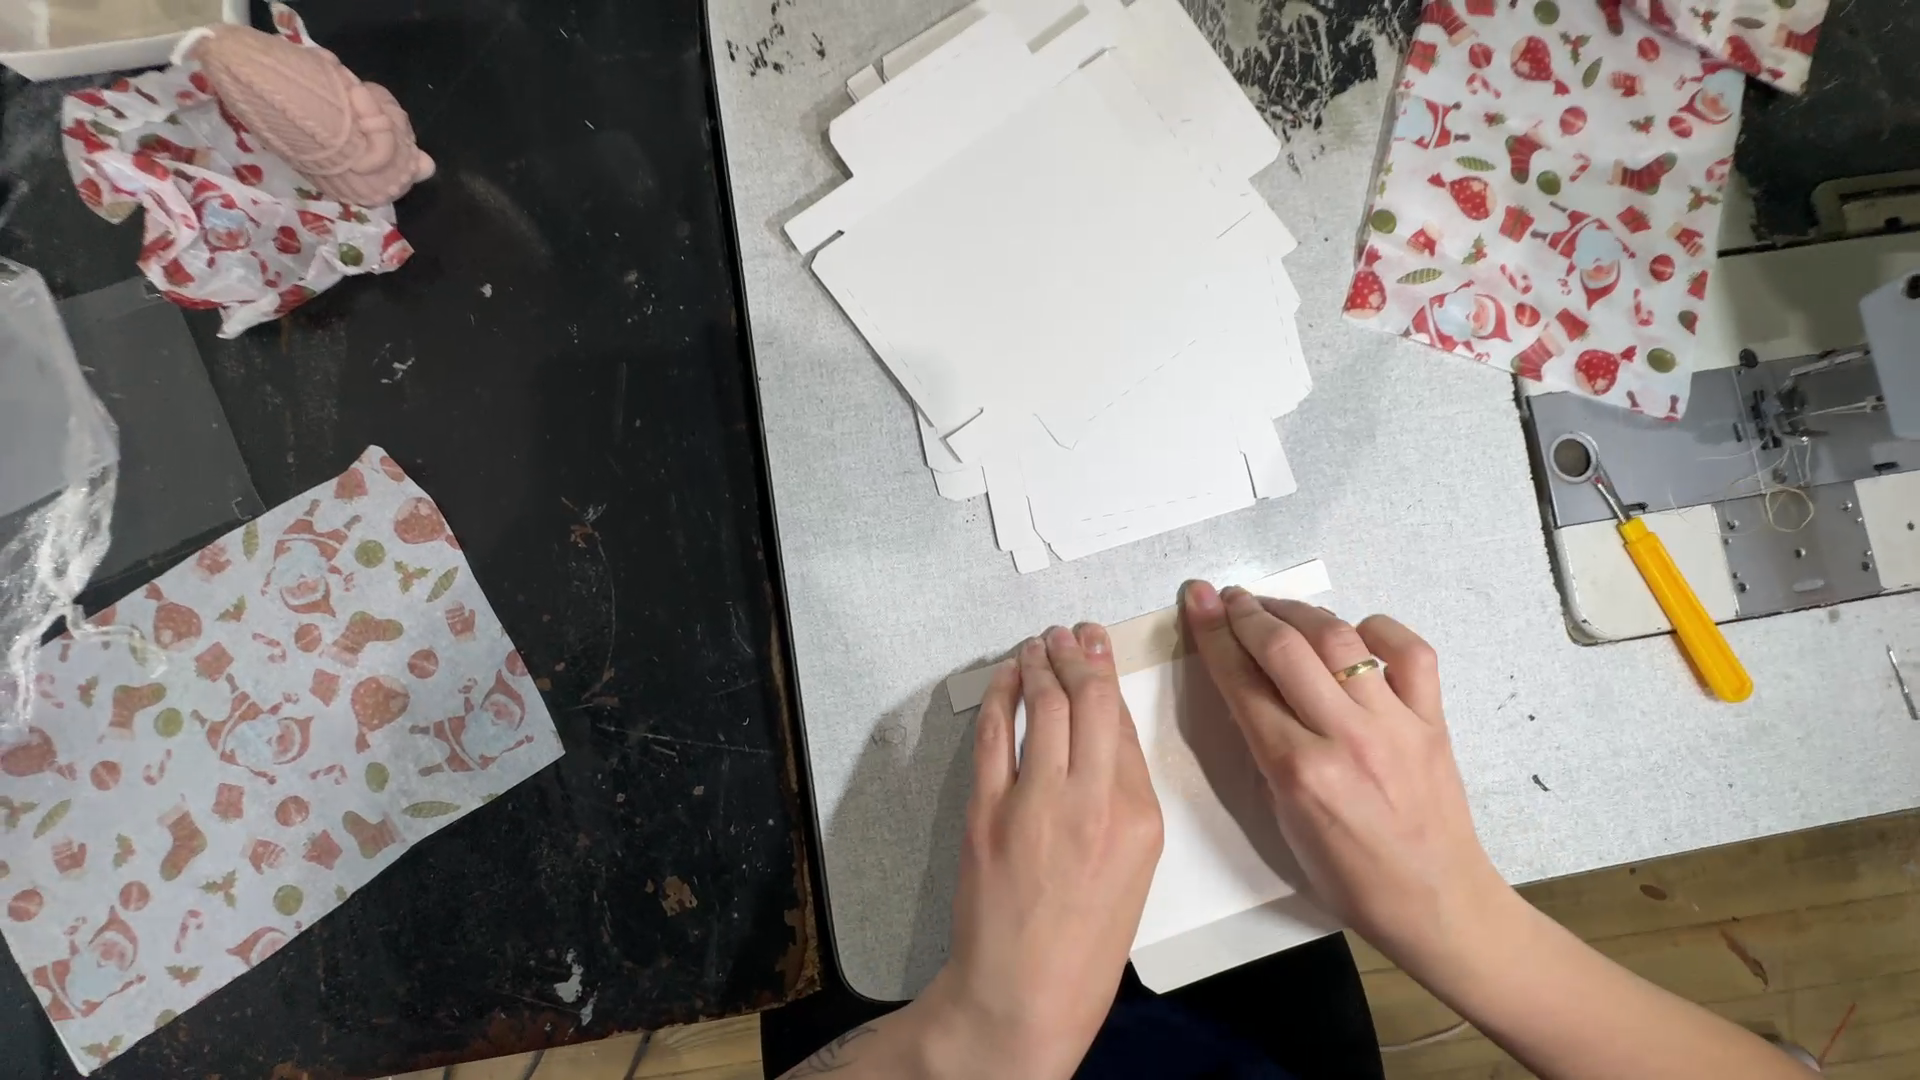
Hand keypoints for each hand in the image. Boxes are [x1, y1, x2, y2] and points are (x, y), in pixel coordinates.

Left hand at [925, 624, 1163, 1079]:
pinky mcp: (987, 809)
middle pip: (1087, 701)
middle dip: (1076, 653)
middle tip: (1068, 631)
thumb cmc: (1087, 940)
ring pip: (1042, 706)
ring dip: (1040, 663)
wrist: (1024, 994)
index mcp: (1140, 817)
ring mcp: (1036, 802)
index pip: (1123, 721)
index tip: (1096, 643)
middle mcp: (1093, 800)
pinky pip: (995, 733)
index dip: (1106, 672)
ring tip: (1038, 642)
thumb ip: (1124, 794)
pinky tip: (1006, 674)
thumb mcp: (1133, 867)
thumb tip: (1105, 729)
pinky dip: (1000, 694)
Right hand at [1180, 581, 1503, 968]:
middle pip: (1284, 649)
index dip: (1212, 633)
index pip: (1241, 682)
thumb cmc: (1345, 872)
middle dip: (1247, 612)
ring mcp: (1394, 724)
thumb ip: (1262, 745)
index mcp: (1297, 770)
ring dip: (1297, 611)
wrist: (1437, 904)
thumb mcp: (1280, 816)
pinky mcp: (1434, 720)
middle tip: (1229, 597)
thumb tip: (1244, 683)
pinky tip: (1353, 629)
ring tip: (1274, 606)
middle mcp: (1344, 738)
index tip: (1197, 598)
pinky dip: (1378, 627)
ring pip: (1338, 638)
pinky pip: (1410, 652)